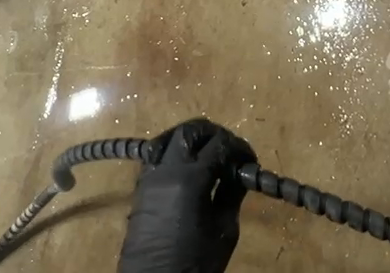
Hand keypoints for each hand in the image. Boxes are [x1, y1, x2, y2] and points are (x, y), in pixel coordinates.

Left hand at [116, 119, 256, 272]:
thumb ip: (232, 193)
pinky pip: (155, 159)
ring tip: (206, 153)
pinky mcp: (139, 193)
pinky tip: (187, 168)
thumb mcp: (224, 230)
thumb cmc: (194, 265)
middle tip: (228, 147)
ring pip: (167, 139)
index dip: (239, 147)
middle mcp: (166, 172)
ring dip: (190, 140)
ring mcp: (148, 181)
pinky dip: (172, 154)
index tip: (250, 160)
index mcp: (191, 180)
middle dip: (212, 133)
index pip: (220, 144)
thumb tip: (239, 172)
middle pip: (189, 131)